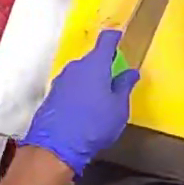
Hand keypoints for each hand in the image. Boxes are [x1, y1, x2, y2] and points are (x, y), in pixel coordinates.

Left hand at [21, 29, 139, 176]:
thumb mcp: (118, 107)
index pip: (106, 40)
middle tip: (116, 78)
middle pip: (92, 58)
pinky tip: (85, 109)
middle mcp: (75, 67)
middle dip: (104, 65)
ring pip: (80, 73)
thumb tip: (131, 72)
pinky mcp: (52, 95)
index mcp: (95, 64)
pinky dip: (79, 92)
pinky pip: (70, 87)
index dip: (115, 38)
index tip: (121, 39)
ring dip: (91, 80)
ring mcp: (61, 80)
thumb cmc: (94, 124)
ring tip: (101, 98)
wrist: (56, 146)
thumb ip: (124, 86)